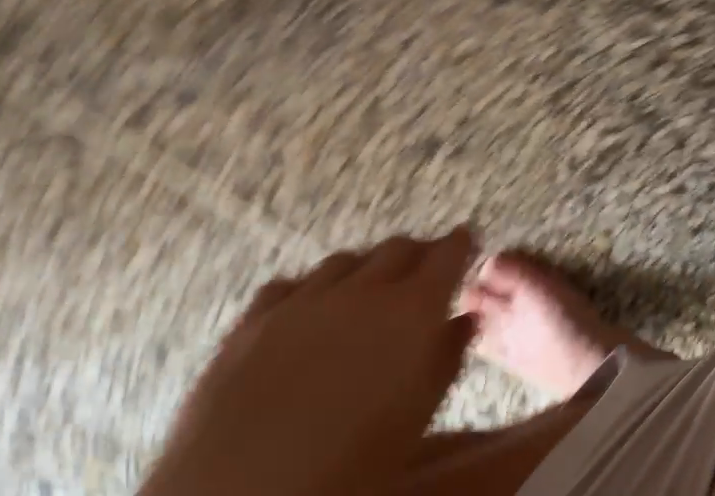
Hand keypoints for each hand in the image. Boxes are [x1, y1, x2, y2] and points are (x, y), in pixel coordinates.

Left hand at [140, 228, 479, 495]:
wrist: (248, 489)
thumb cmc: (354, 458)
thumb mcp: (420, 412)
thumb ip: (448, 357)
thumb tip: (466, 319)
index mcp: (413, 309)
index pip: (447, 253)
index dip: (461, 244)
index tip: (467, 243)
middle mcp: (362, 291)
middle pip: (397, 247)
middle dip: (416, 253)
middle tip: (423, 272)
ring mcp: (302, 302)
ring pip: (345, 260)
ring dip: (365, 269)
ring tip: (367, 292)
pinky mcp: (251, 323)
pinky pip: (288, 284)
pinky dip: (309, 289)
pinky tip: (309, 311)